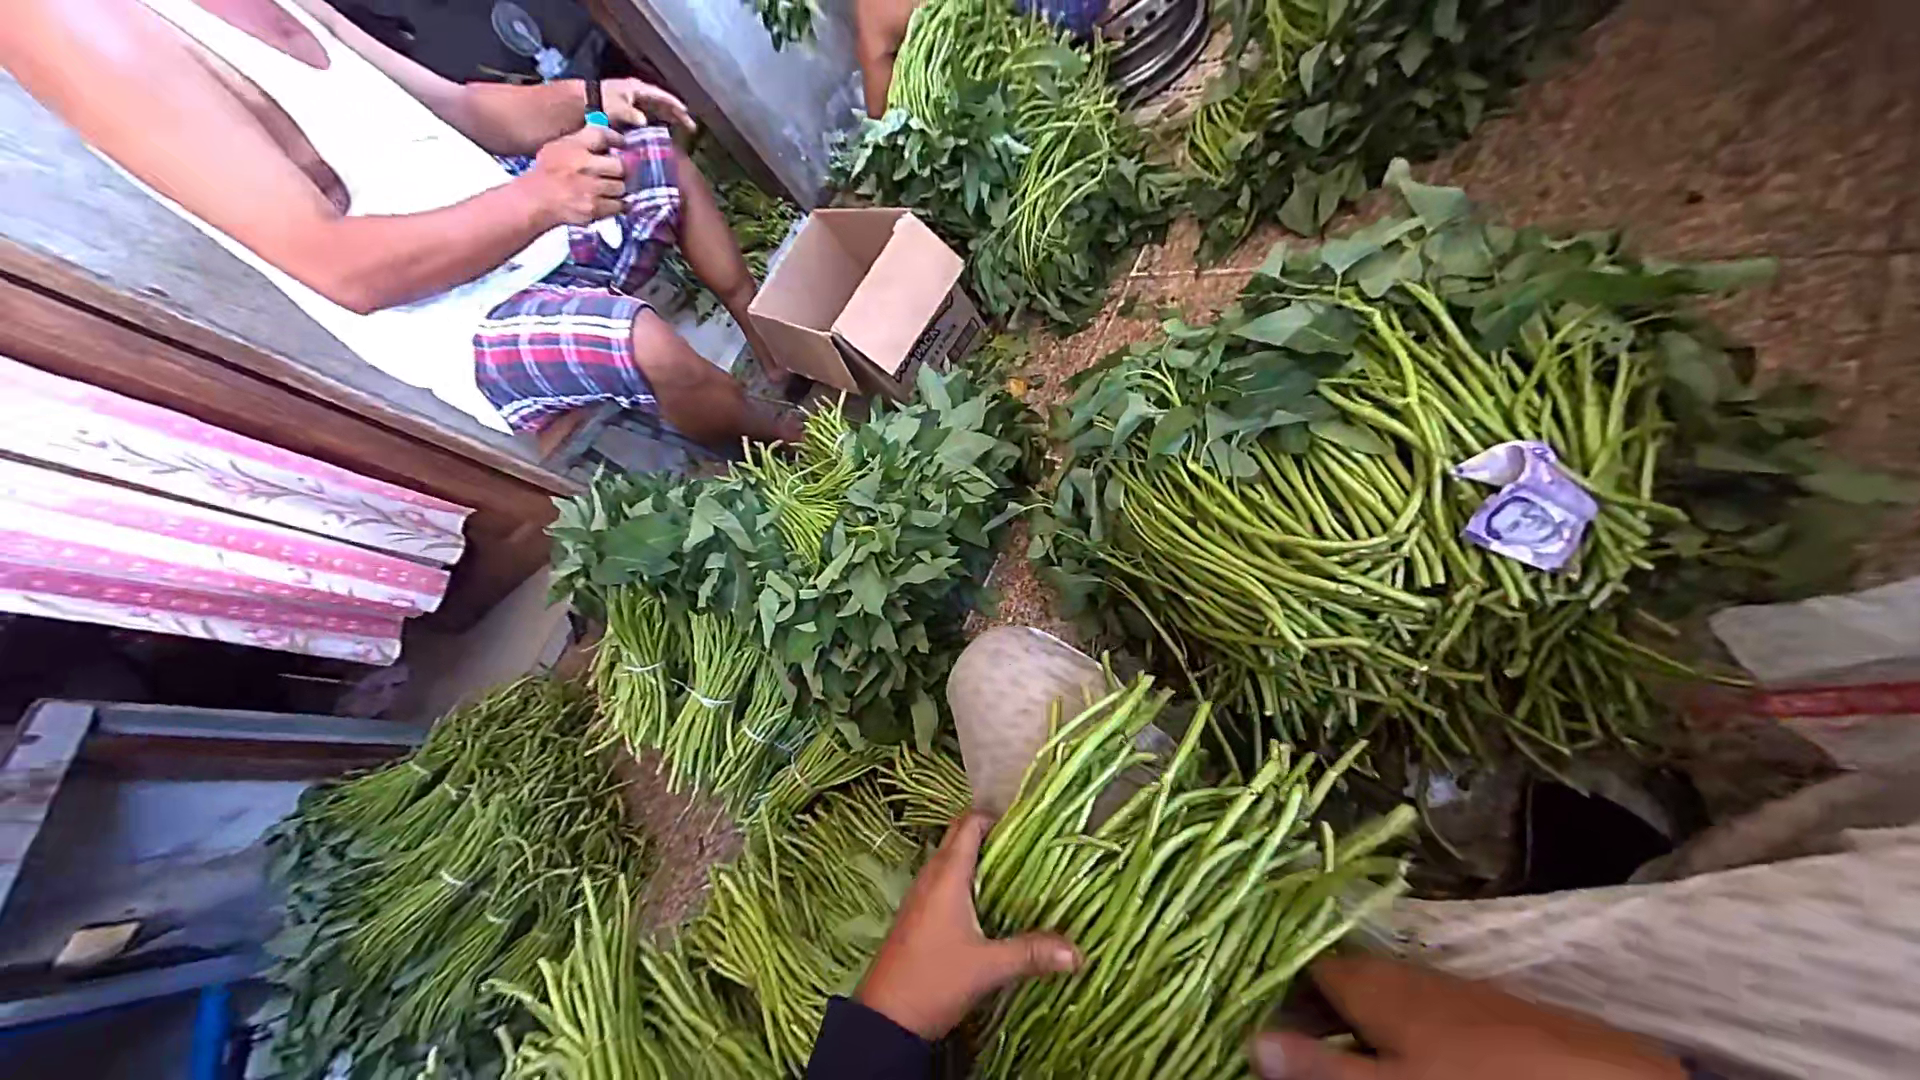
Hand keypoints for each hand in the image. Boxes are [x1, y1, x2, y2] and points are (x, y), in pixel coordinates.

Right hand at [519, 126, 624, 225]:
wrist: (538, 199)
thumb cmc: (550, 171)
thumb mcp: (558, 147)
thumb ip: (581, 142)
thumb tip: (608, 141)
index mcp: (573, 146)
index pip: (601, 135)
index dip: (615, 138)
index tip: (622, 143)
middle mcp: (584, 165)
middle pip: (620, 166)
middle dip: (619, 170)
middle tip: (614, 173)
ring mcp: (591, 188)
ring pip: (621, 187)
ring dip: (617, 189)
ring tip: (607, 189)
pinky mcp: (595, 207)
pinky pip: (618, 205)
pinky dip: (616, 204)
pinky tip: (607, 201)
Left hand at [600, 77, 694, 131]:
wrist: (586, 102)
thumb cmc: (601, 102)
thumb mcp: (614, 106)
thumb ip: (629, 113)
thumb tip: (643, 121)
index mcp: (638, 90)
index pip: (661, 96)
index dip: (675, 104)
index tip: (687, 113)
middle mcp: (640, 96)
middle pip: (664, 104)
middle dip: (678, 115)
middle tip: (691, 128)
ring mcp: (638, 104)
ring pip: (660, 112)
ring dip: (672, 121)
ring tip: (684, 133)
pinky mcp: (635, 114)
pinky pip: (653, 119)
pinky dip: (662, 125)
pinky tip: (667, 135)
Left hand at [855, 812, 1080, 1039]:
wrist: (885, 1018)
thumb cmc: (934, 980)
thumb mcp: (988, 967)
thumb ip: (1031, 954)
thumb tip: (1077, 953)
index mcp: (947, 874)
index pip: (970, 823)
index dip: (995, 816)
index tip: (1025, 824)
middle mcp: (932, 874)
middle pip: (961, 835)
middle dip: (991, 834)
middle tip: (1026, 845)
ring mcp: (921, 892)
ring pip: (952, 857)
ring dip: (978, 856)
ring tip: (1015, 868)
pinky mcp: (918, 911)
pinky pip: (945, 878)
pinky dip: (967, 877)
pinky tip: (988, 900)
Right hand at [1250, 956, 1686, 1079]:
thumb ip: (1321, 1067)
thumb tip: (1250, 1041)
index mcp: (1369, 981)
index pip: (1308, 971)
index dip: (1289, 997)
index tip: (1279, 1027)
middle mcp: (1402, 973)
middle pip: (1347, 983)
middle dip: (1332, 1016)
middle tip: (1325, 1056)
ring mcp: (1452, 989)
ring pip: (1391, 999)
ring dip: (1374, 1027)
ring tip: (1376, 1064)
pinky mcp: (1496, 1011)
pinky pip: (1436, 1015)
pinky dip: (1421, 1037)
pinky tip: (1439, 1069)